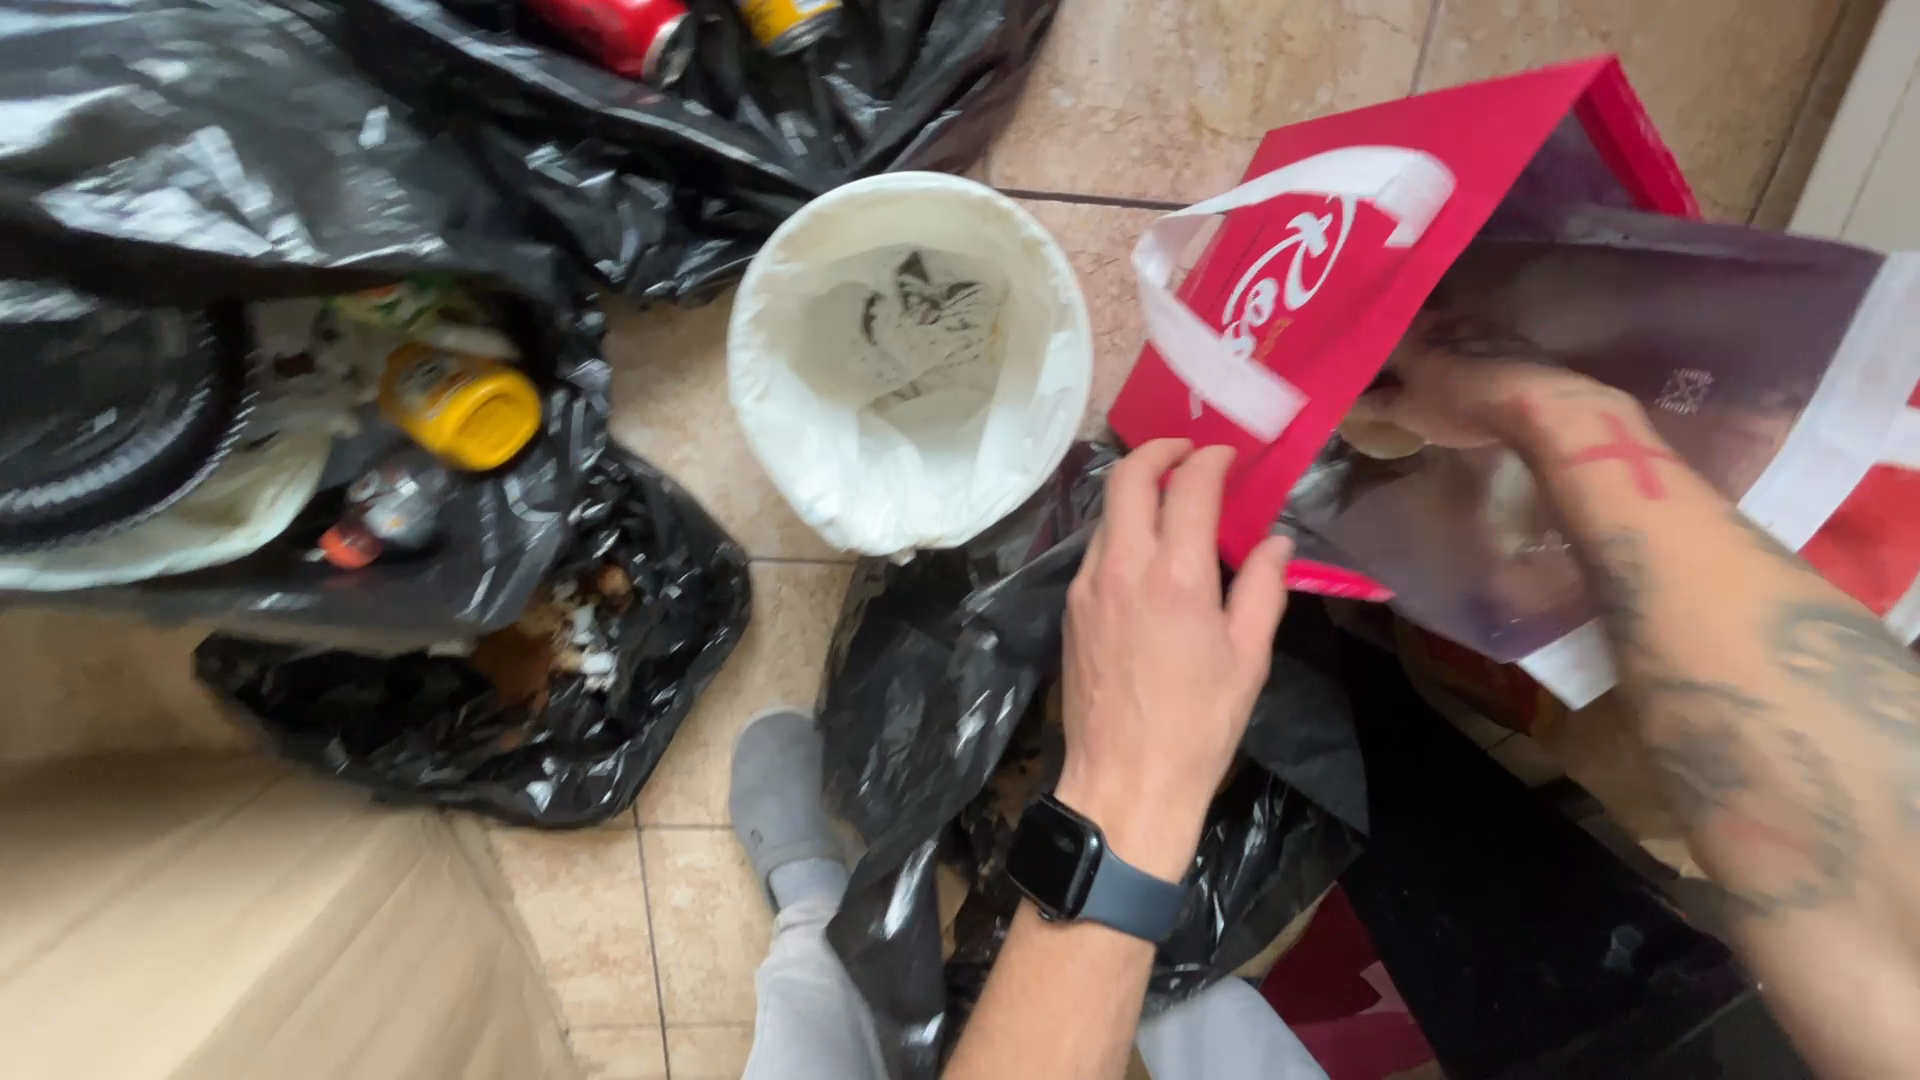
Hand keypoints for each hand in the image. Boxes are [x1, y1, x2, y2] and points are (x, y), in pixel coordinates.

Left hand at [1056, 440, 1293, 880]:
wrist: (1124, 777)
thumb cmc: (1198, 724)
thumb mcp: (1248, 658)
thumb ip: (1263, 588)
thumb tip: (1274, 540)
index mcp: (1176, 576)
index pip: (1188, 486)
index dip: (1211, 459)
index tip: (1228, 455)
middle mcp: (1121, 567)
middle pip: (1127, 478)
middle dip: (1158, 450)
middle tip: (1188, 452)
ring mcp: (1087, 585)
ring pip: (1106, 512)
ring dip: (1136, 492)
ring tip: (1171, 500)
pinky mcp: (1070, 607)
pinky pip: (1096, 549)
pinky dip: (1121, 530)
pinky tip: (1146, 551)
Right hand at [1350, 333, 1634, 449]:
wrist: (1537, 403)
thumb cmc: (1458, 405)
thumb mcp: (1406, 413)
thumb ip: (1372, 405)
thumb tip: (1340, 404)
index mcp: (1409, 332)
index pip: (1372, 336)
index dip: (1357, 353)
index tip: (1345, 366)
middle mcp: (1441, 318)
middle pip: (1406, 330)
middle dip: (1390, 347)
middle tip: (1377, 369)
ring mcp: (1478, 324)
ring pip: (1439, 333)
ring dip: (1425, 348)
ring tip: (1413, 370)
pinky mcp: (1508, 338)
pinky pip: (1467, 340)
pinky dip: (1453, 353)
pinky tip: (1452, 371)